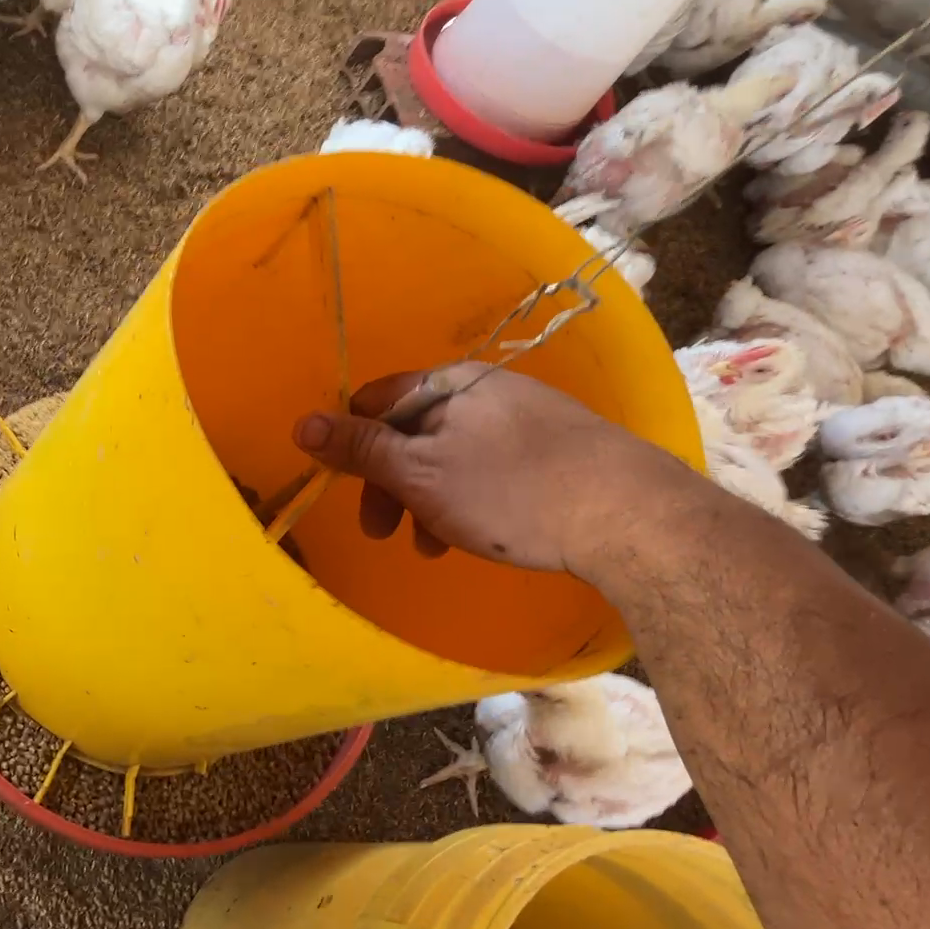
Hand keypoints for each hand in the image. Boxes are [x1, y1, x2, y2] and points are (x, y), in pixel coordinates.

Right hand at [292, 362, 695, 573]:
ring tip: (428, 544)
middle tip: (381, 531)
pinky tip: (467, 534)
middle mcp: (483, 390)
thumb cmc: (507, 491)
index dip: (350, 443)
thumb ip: (357, 448)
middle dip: (386, 483)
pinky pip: (483, 467)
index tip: (348, 486)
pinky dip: (461, 499)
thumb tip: (300, 423)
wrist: (629, 516)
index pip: (373, 402)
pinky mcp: (550, 447)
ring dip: (422, 500)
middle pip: (407, 432)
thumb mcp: (416, 472)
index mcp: (448, 384)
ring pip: (444, 456)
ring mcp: (521, 417)